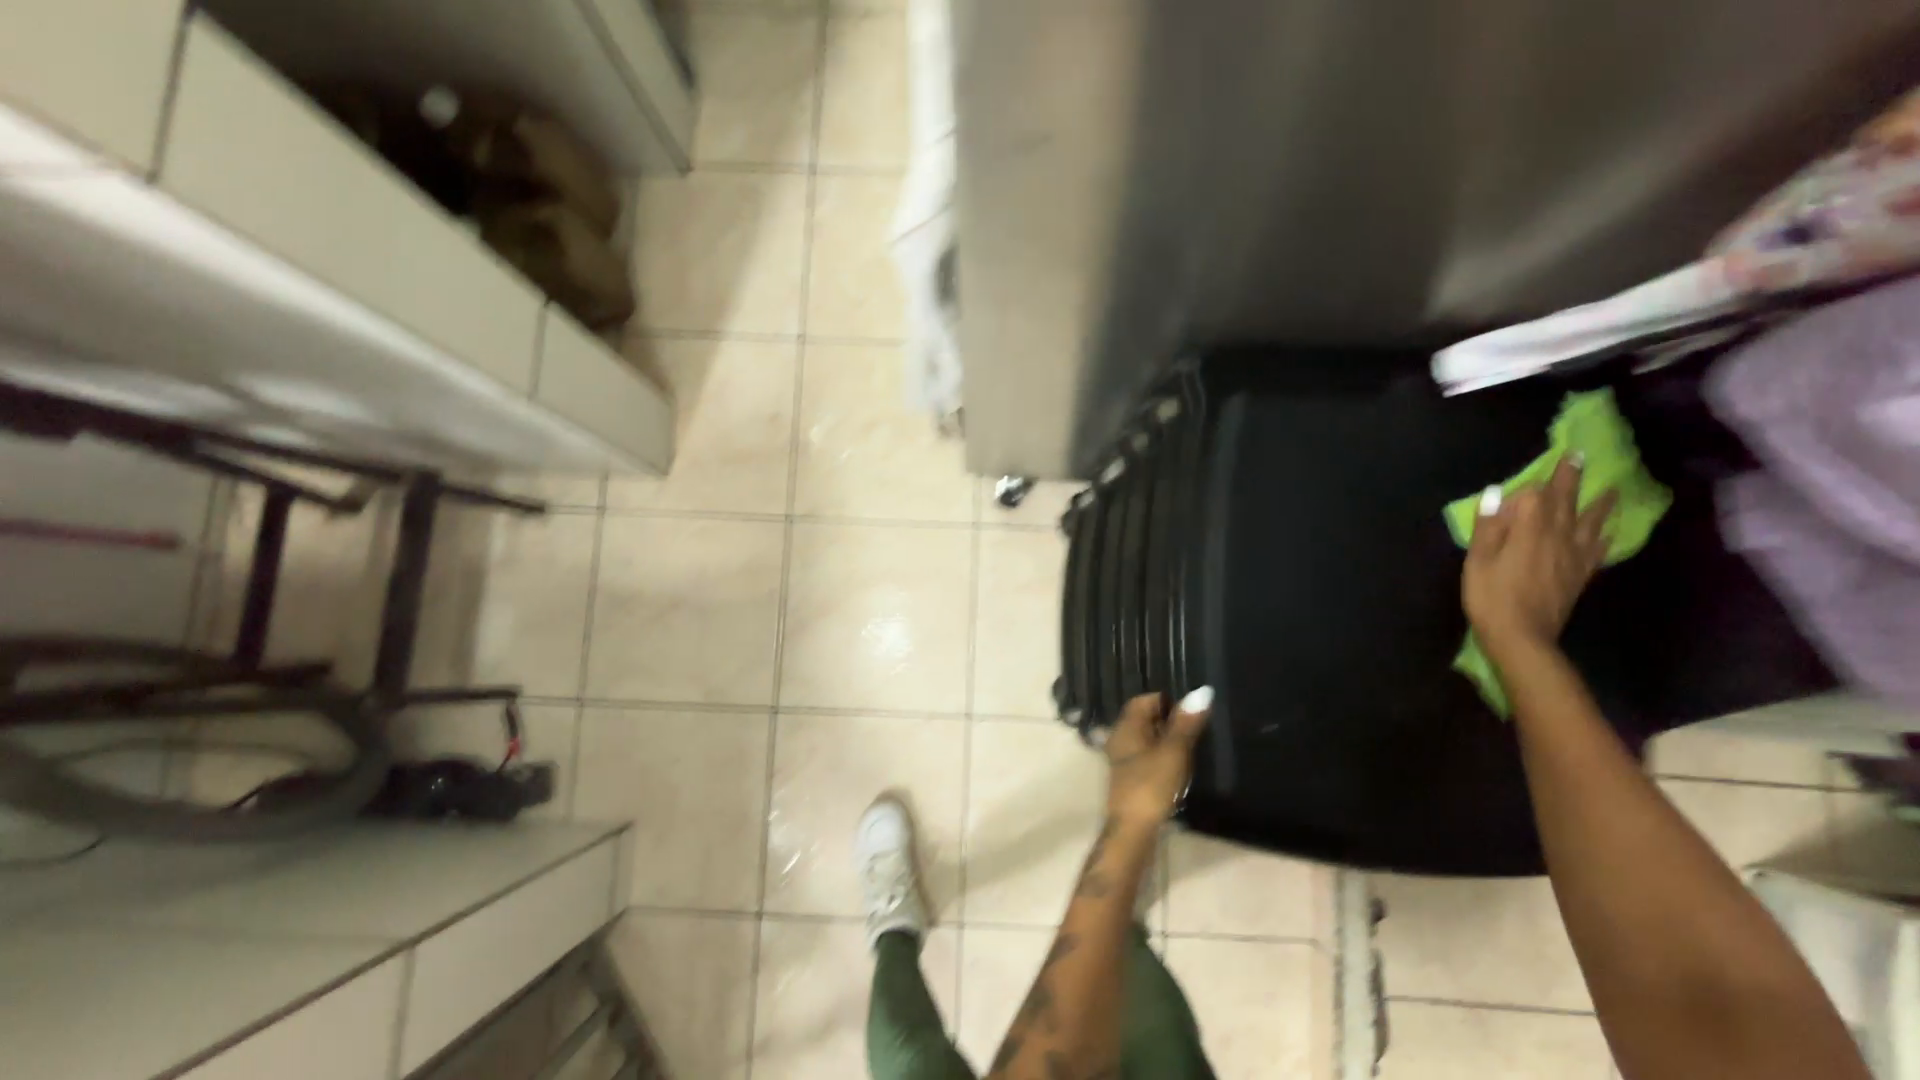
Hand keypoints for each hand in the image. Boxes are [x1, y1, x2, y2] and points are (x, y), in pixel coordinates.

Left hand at [1104, 689, 1211, 828]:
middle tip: (1196, 725)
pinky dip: (1163, 755)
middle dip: (1169, 719)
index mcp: (1126, 728)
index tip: (1190, 708)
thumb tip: (1202, 692)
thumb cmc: (1152, 785)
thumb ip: (1186, 723)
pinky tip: (1179, 766)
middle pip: (1144, 719)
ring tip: (1192, 744)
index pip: (1143, 700)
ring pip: (1147, 739)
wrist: (1134, 829)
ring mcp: (1123, 760)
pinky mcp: (1130, 778)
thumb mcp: (1174, 751)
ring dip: (1167, 739)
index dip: (1166, 700)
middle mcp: (1120, 739)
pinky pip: (1147, 756)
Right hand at [1463, 455, 1618, 652]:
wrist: (1523, 637)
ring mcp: (1573, 555)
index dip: (1527, 489)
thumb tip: (1497, 493)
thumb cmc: (1491, 597)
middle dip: (1570, 477)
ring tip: (1611, 489)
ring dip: (1600, 502)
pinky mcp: (1581, 573)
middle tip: (1579, 456)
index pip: (1535, 495)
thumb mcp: (1477, 560)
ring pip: (1591, 521)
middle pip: (1566, 500)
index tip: (1516, 492)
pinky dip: (1603, 535)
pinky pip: (1597, 548)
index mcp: (1529, 529)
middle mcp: (1557, 535)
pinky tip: (1607, 532)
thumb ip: (1488, 526)